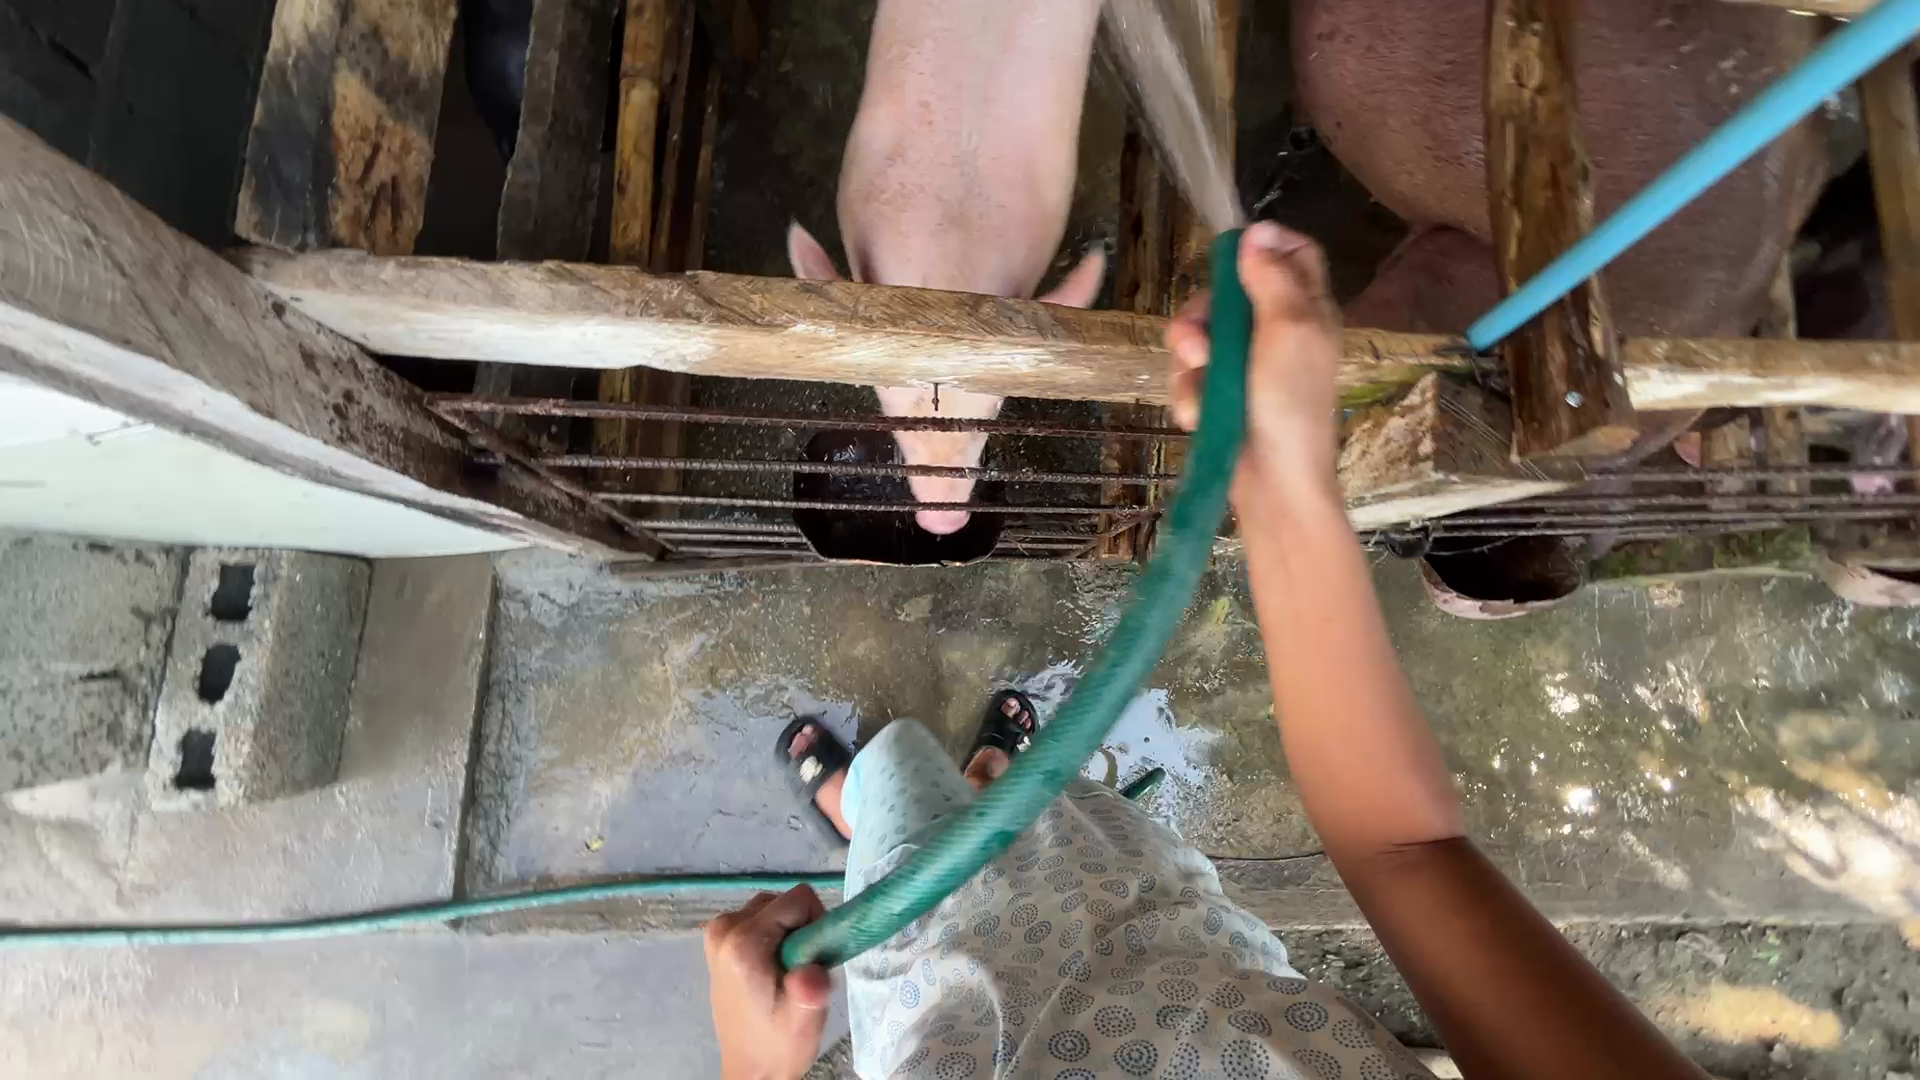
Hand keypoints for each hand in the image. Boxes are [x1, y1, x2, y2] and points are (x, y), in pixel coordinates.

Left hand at [705, 886, 833, 1079]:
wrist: (751, 1072)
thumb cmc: (778, 1045)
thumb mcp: (802, 1022)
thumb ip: (808, 992)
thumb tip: (812, 973)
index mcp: (743, 942)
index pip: (799, 899)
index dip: (816, 923)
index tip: (813, 959)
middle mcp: (725, 928)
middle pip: (784, 902)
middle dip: (801, 929)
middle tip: (800, 969)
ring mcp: (718, 932)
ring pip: (774, 908)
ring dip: (788, 933)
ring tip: (786, 971)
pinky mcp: (719, 940)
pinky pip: (761, 918)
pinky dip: (773, 936)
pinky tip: (771, 968)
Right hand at [1165, 221, 1343, 517]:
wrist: (1272, 480)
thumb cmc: (1289, 404)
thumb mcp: (1287, 331)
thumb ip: (1271, 279)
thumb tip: (1255, 231)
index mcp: (1306, 311)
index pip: (1293, 254)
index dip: (1263, 245)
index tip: (1229, 253)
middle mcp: (1276, 333)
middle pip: (1229, 296)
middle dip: (1202, 316)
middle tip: (1193, 340)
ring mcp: (1245, 367)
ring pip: (1200, 339)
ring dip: (1188, 363)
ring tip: (1195, 387)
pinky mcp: (1220, 397)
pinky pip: (1190, 378)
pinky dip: (1188, 395)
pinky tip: (1194, 416)